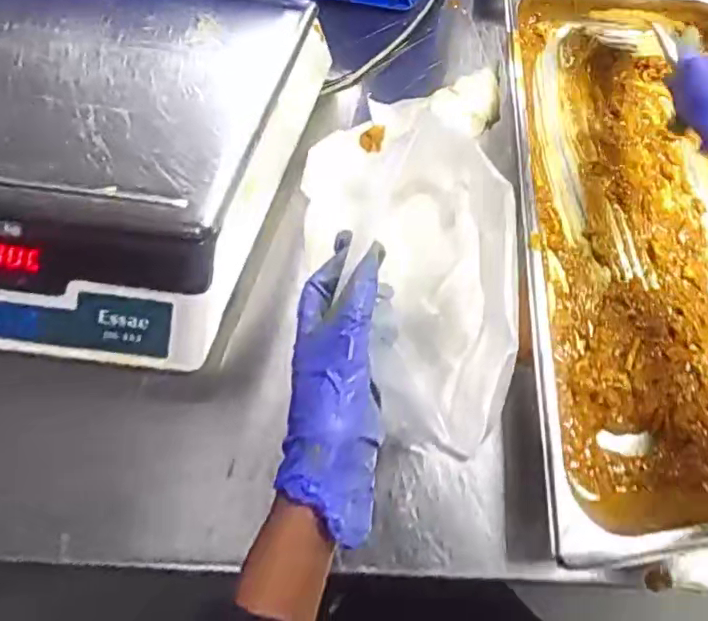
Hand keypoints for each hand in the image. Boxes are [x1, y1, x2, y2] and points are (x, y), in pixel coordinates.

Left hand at [274, 232, 382, 549]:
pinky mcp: (357, 386)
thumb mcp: (347, 344)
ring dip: (369, 305)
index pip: (318, 289)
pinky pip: (368, 347)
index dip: (333, 266)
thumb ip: (357, 302)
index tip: (353, 243)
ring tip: (392, 293)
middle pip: (334, 305)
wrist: (335, 464)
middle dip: (354, 282)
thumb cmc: (335, 400)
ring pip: (353, 325)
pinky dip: (381, 331)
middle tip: (380, 265)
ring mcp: (339, 369)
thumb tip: (366, 259)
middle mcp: (322, 348)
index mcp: (311, 335)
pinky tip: (396, 331)